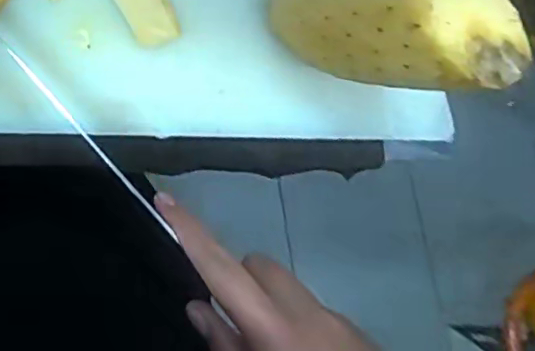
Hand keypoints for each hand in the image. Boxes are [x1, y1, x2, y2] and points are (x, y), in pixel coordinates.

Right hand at [155, 192, 379, 350]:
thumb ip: (226, 348)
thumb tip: (199, 307)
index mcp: (276, 330)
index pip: (220, 265)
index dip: (189, 230)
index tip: (164, 198)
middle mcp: (310, 316)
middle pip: (258, 265)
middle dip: (239, 279)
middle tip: (233, 321)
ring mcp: (345, 328)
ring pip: (292, 291)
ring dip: (274, 306)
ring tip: (275, 350)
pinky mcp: (369, 343)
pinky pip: (323, 317)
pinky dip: (306, 328)